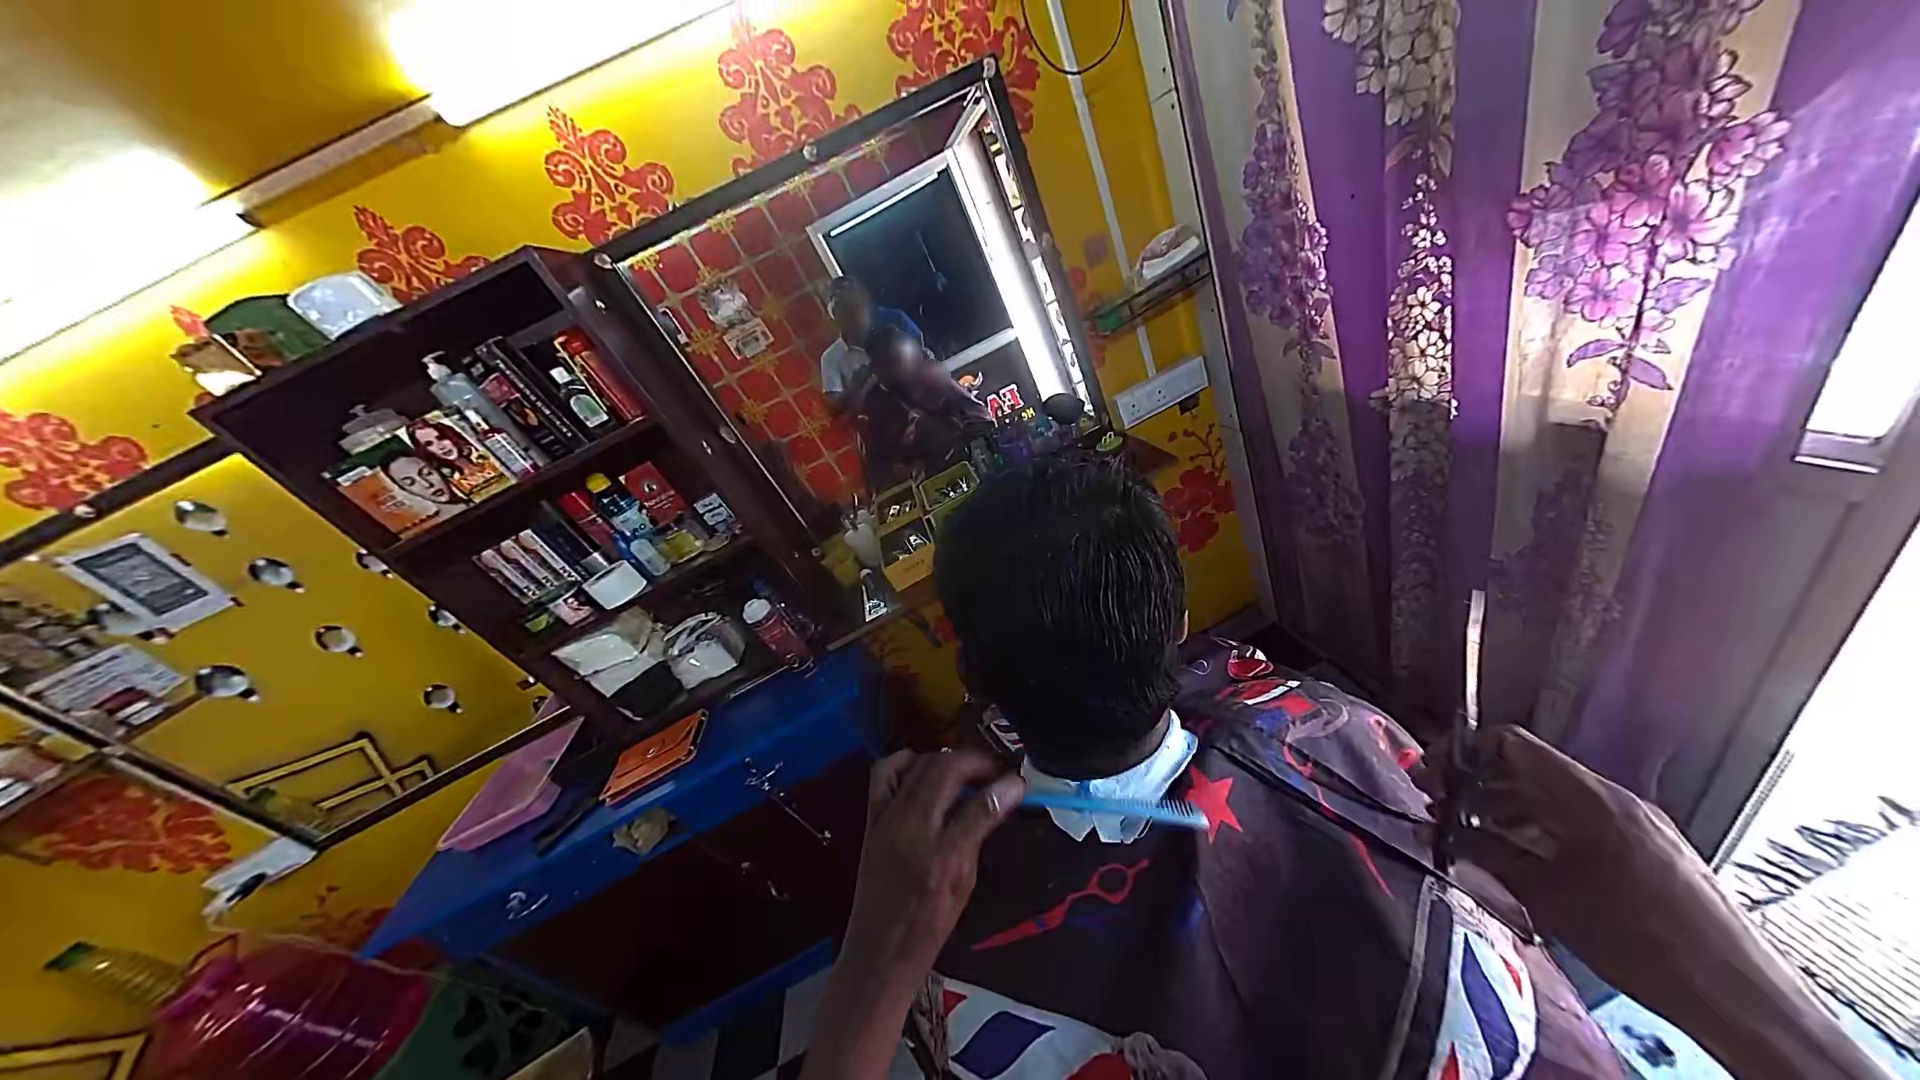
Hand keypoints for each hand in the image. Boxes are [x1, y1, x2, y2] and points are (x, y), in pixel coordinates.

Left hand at [840, 750, 1024, 989]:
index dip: (1004, 784)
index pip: (978, 803)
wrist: (879, 951)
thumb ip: (980, 834)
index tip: (1018, 780)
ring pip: (918, 763)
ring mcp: (886, 817)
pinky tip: (922, 769)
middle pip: (945, 769)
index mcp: (942, 854)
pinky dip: (905, 761)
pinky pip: (884, 772)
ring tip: (964, 770)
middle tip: (995, 770)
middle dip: (976, 760)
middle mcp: (911, 827)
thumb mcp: (965, 883)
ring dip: (946, 758)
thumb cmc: (929, 925)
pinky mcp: (871, 816)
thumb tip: (1006, 796)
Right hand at [1420, 726, 1890, 1079]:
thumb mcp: (1546, 895)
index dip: (1462, 752)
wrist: (1743, 1001)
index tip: (1431, 778)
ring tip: (1467, 835)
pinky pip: (1574, 820)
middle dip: (1474, 785)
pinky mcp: (1645, 847)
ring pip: (1548, 796)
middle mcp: (1613, 799)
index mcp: (1590, 799)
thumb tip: (1433, 829)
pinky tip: (1513, 856)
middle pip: (1525, 769)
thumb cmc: (1640, 941)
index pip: (1511, 743)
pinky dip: (1534, 829)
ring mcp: (1634, 822)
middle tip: (1437, 810)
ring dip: (1501, 809)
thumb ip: (1485, 852)